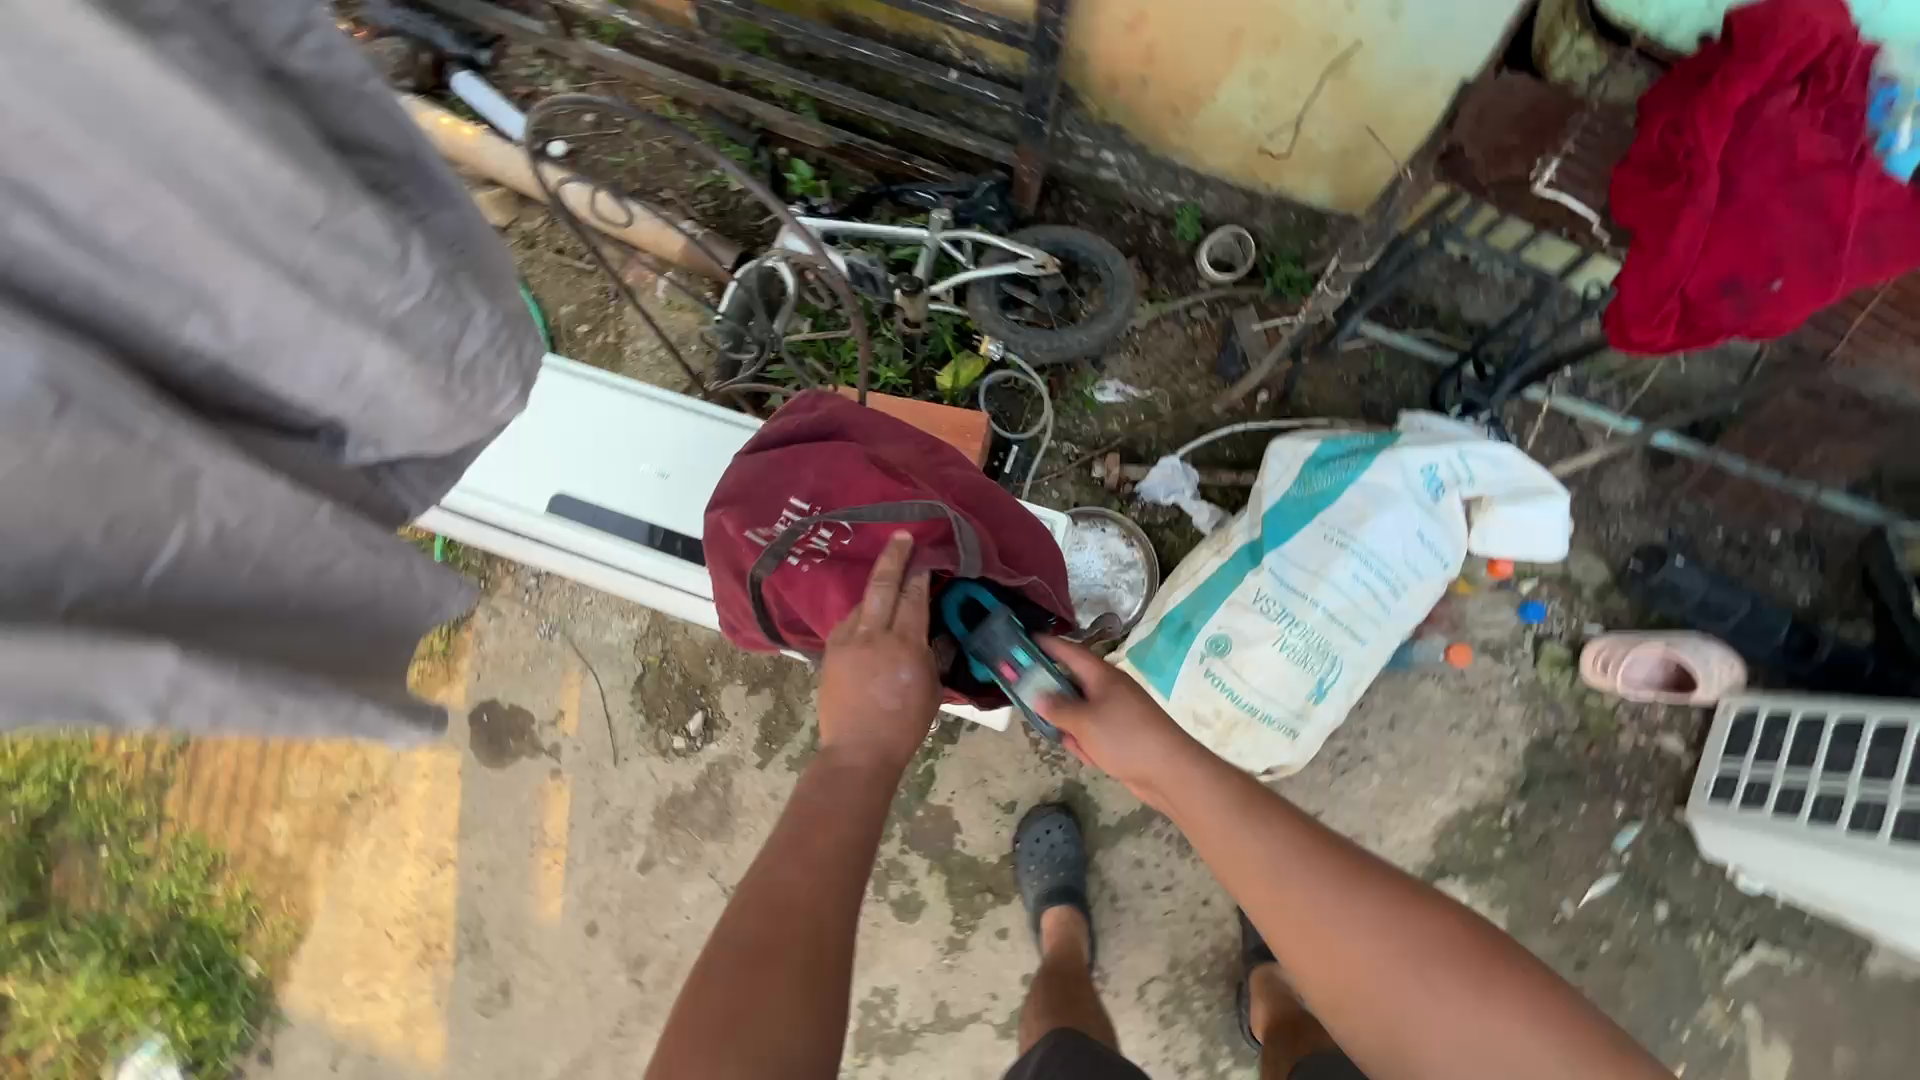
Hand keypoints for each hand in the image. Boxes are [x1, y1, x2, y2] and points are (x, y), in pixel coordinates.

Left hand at [816, 532, 938, 775]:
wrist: (858, 750)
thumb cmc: (904, 725)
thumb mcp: (932, 689)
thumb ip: (932, 655)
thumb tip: (933, 632)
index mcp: (906, 645)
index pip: (913, 597)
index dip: (919, 575)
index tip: (923, 558)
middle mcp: (875, 635)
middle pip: (883, 585)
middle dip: (893, 557)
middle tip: (900, 536)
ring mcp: (848, 641)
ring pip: (863, 603)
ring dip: (876, 590)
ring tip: (886, 581)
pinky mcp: (831, 651)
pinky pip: (848, 623)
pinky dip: (861, 616)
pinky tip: (867, 618)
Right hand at [1034, 637, 1206, 812]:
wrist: (1169, 771)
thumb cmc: (1125, 737)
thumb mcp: (1084, 722)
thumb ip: (1057, 708)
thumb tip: (1038, 696)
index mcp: (1102, 675)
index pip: (1069, 652)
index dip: (1047, 644)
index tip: (1026, 638)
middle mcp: (1108, 689)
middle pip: (1071, 684)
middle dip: (1054, 699)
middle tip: (1031, 705)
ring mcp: (1116, 711)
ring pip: (1079, 712)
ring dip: (1071, 728)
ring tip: (1073, 743)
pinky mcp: (1120, 733)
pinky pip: (1092, 731)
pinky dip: (1087, 743)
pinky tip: (1093, 757)